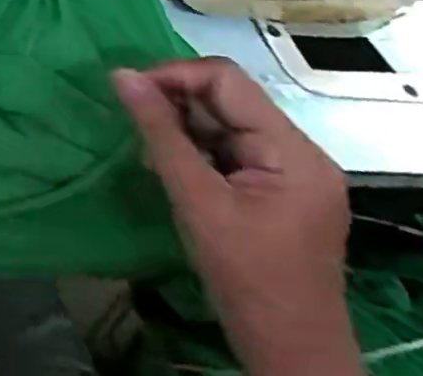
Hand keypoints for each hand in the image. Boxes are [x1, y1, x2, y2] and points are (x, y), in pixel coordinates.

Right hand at [113, 59, 361, 375]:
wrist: (290, 357)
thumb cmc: (245, 280)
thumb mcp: (196, 200)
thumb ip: (159, 132)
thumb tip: (122, 74)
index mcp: (293, 151)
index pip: (228, 80)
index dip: (176, 75)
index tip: (132, 89)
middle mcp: (300, 151)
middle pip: (228, 99)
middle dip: (177, 103)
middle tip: (136, 120)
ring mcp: (292, 170)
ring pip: (225, 122)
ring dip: (183, 127)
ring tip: (150, 150)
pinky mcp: (279, 188)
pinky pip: (231, 147)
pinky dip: (196, 149)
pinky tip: (171, 166)